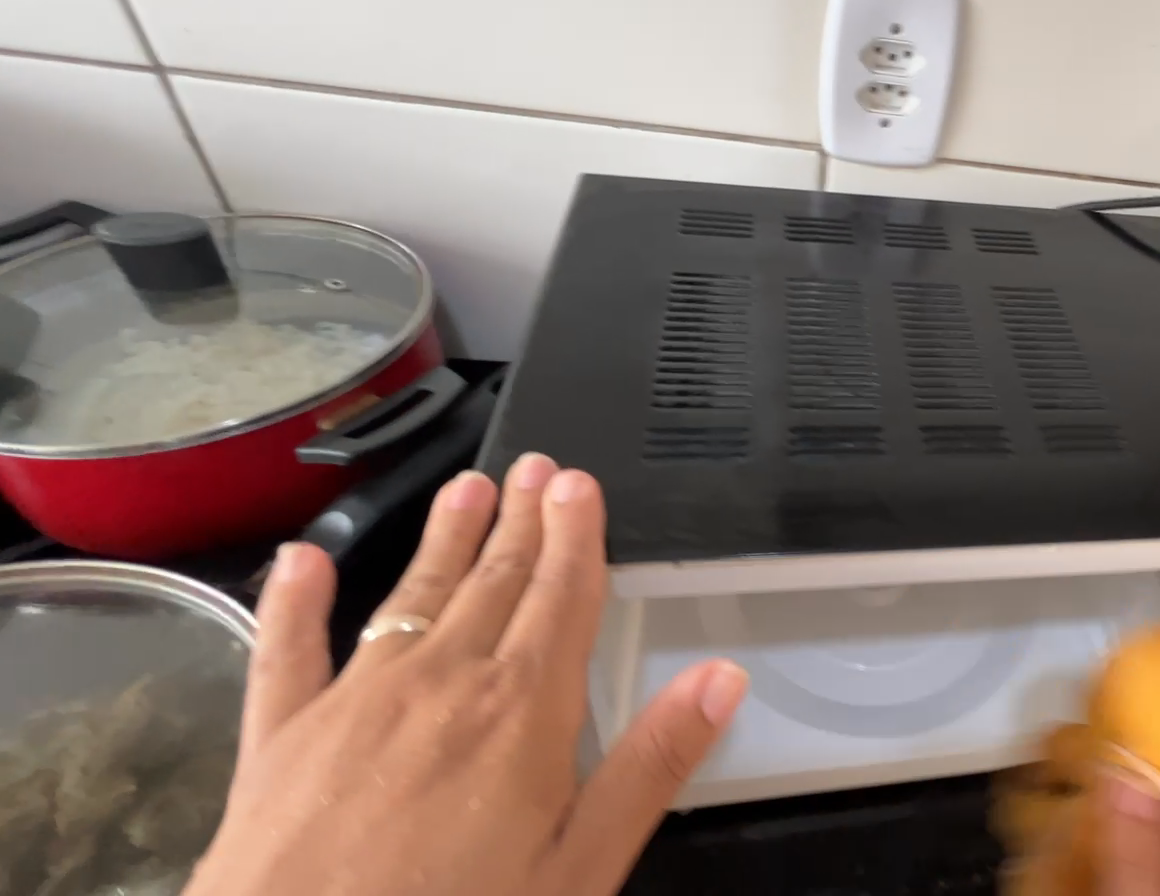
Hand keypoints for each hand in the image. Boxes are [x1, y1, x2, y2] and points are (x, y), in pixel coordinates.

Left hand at [185, 453, 748, 895]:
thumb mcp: (582, 867)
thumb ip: (655, 762)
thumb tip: (724, 676)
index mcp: (522, 708)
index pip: (562, 594)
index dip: (576, 534)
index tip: (579, 483)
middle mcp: (442, 683)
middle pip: (496, 580)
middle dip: (522, 519)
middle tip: (536, 465)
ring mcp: (353, 706)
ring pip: (414, 596)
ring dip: (446, 537)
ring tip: (471, 486)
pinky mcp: (274, 745)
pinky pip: (284, 655)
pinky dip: (293, 602)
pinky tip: (302, 557)